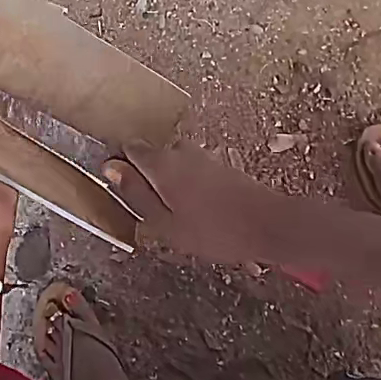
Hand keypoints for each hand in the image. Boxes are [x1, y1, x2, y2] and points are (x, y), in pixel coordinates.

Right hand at [102, 143, 289, 266]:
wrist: (269, 225)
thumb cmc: (213, 231)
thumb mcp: (164, 222)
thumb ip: (135, 194)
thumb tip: (110, 167)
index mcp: (160, 163)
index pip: (129, 149)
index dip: (122, 167)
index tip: (125, 192)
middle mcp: (180, 150)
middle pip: (152, 158)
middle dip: (148, 180)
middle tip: (156, 214)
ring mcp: (202, 155)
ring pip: (173, 166)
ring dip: (170, 186)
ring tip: (181, 218)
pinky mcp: (220, 164)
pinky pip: (192, 172)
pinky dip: (190, 188)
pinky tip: (201, 213)